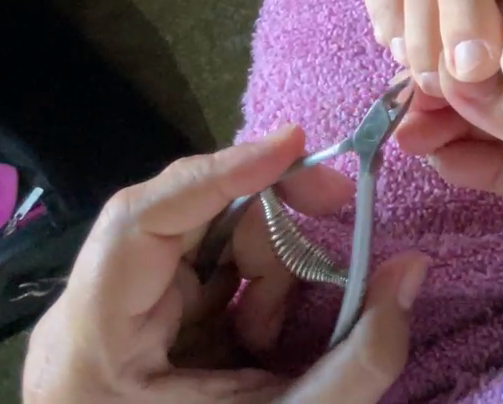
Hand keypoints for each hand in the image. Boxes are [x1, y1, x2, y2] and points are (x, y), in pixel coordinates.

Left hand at [22, 125, 429, 402]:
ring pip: (206, 230)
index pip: (139, 224)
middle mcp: (89, 318)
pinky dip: (257, 276)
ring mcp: (111, 314)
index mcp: (94, 352)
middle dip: (269, 210)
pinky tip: (265, 330)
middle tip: (338, 201)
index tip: (297, 145)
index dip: (218, 173)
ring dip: (267, 258)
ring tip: (280, 328)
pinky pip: (210, 258)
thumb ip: (362, 357)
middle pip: (186, 214)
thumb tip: (413, 266)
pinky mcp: (140, 317)